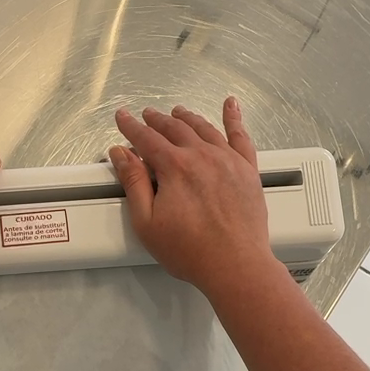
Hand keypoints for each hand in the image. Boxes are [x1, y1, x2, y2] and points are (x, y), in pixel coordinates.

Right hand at [109, 97, 279, 293]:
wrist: (235, 264)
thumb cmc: (192, 251)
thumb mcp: (147, 222)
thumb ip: (133, 183)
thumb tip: (122, 155)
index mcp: (175, 167)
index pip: (146, 139)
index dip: (131, 127)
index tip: (123, 119)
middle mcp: (202, 157)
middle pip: (174, 129)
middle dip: (157, 120)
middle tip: (147, 116)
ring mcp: (227, 160)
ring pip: (203, 128)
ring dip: (187, 118)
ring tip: (177, 113)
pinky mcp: (247, 170)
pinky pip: (240, 135)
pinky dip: (234, 117)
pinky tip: (230, 106)